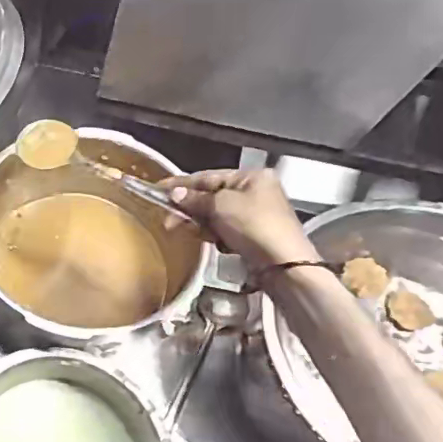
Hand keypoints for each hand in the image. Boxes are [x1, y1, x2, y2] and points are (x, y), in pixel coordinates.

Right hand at [163, 169, 318, 271]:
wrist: (283, 265)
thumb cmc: (255, 227)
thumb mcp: (221, 206)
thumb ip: (195, 199)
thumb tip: (175, 194)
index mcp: (252, 176)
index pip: (208, 176)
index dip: (181, 184)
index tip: (159, 189)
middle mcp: (255, 192)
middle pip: (211, 196)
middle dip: (190, 209)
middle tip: (170, 220)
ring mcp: (255, 215)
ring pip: (216, 216)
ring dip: (202, 224)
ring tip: (196, 233)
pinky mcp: (253, 237)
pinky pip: (225, 231)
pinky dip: (216, 236)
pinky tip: (217, 243)